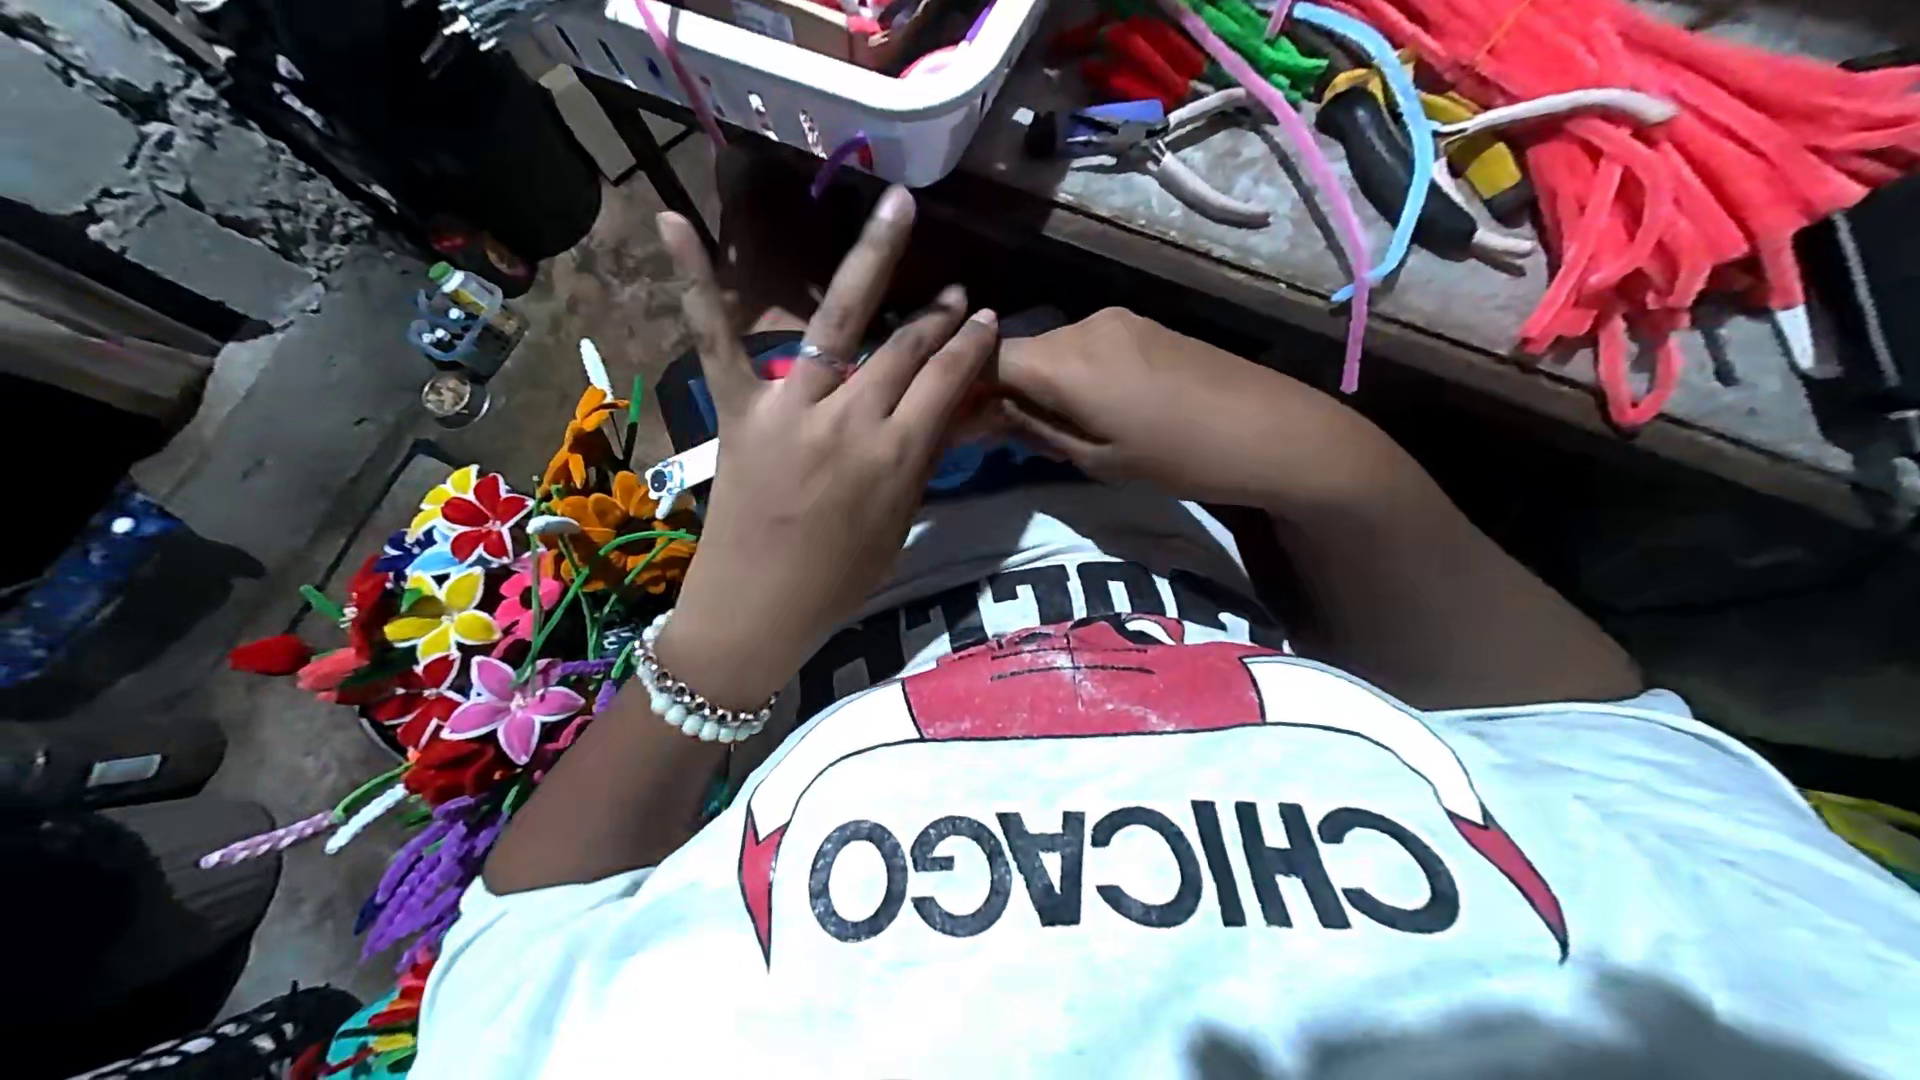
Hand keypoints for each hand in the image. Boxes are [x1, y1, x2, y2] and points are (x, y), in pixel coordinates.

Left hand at [654, 189, 997, 708]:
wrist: (756, 610)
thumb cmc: (838, 582)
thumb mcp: (898, 527)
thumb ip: (920, 462)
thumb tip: (947, 414)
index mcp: (895, 457)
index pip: (947, 382)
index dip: (973, 347)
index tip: (989, 321)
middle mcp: (849, 420)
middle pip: (905, 348)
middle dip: (938, 316)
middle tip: (958, 292)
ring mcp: (790, 409)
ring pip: (841, 324)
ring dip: (874, 261)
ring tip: (898, 206)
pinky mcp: (738, 412)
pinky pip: (716, 339)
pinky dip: (695, 280)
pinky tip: (674, 217)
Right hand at [995, 308, 1421, 517]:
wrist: (1270, 430)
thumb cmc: (1177, 456)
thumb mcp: (1095, 458)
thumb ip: (1034, 429)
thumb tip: (987, 416)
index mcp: (1065, 361)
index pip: (986, 359)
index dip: (960, 388)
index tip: (949, 422)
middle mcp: (1082, 327)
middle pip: (1015, 352)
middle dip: (992, 388)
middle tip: (984, 432)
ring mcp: (1115, 321)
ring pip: (1048, 350)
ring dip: (1029, 383)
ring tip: (1032, 426)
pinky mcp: (1139, 327)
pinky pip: (1080, 348)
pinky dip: (1063, 376)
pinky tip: (1076, 406)